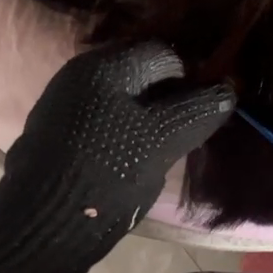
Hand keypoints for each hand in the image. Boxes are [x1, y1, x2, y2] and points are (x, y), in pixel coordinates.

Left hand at [0, 42, 234, 272]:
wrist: (45, 220)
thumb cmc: (108, 171)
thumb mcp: (163, 140)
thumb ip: (197, 110)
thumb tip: (227, 91)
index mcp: (103, 64)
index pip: (162, 53)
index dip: (190, 76)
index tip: (205, 106)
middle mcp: (76, 74)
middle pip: (138, 74)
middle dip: (166, 96)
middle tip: (188, 127)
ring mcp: (61, 104)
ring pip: (118, 99)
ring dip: (143, 116)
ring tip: (164, 146)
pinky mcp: (53, 133)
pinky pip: (99, 120)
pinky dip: (120, 130)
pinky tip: (131, 157)